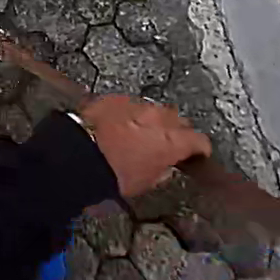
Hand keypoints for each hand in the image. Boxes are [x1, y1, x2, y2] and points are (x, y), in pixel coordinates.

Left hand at [79, 95, 211, 197]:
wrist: (80, 153)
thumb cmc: (112, 173)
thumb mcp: (146, 182)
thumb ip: (163, 169)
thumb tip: (165, 165)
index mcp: (172, 140)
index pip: (199, 140)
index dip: (199, 149)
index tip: (197, 154)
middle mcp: (158, 117)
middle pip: (178, 119)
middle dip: (177, 130)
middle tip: (169, 143)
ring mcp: (136, 104)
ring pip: (154, 108)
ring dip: (153, 119)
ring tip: (143, 133)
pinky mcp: (115, 97)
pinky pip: (131, 103)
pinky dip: (131, 113)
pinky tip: (123, 123)